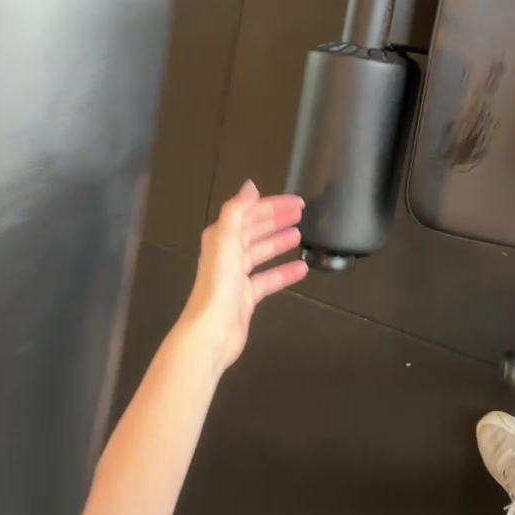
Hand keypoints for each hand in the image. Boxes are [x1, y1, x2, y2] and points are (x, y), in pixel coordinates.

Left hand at [177, 181, 308, 372]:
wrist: (212, 329)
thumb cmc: (219, 281)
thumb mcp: (226, 238)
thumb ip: (237, 209)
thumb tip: (250, 186)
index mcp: (221, 236)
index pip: (249, 212)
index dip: (272, 204)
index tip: (296, 201)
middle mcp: (227, 252)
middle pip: (255, 230)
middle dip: (277, 219)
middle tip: (301, 213)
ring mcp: (237, 275)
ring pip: (262, 252)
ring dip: (280, 242)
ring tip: (301, 235)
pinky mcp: (246, 296)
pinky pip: (268, 278)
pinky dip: (284, 272)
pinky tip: (302, 268)